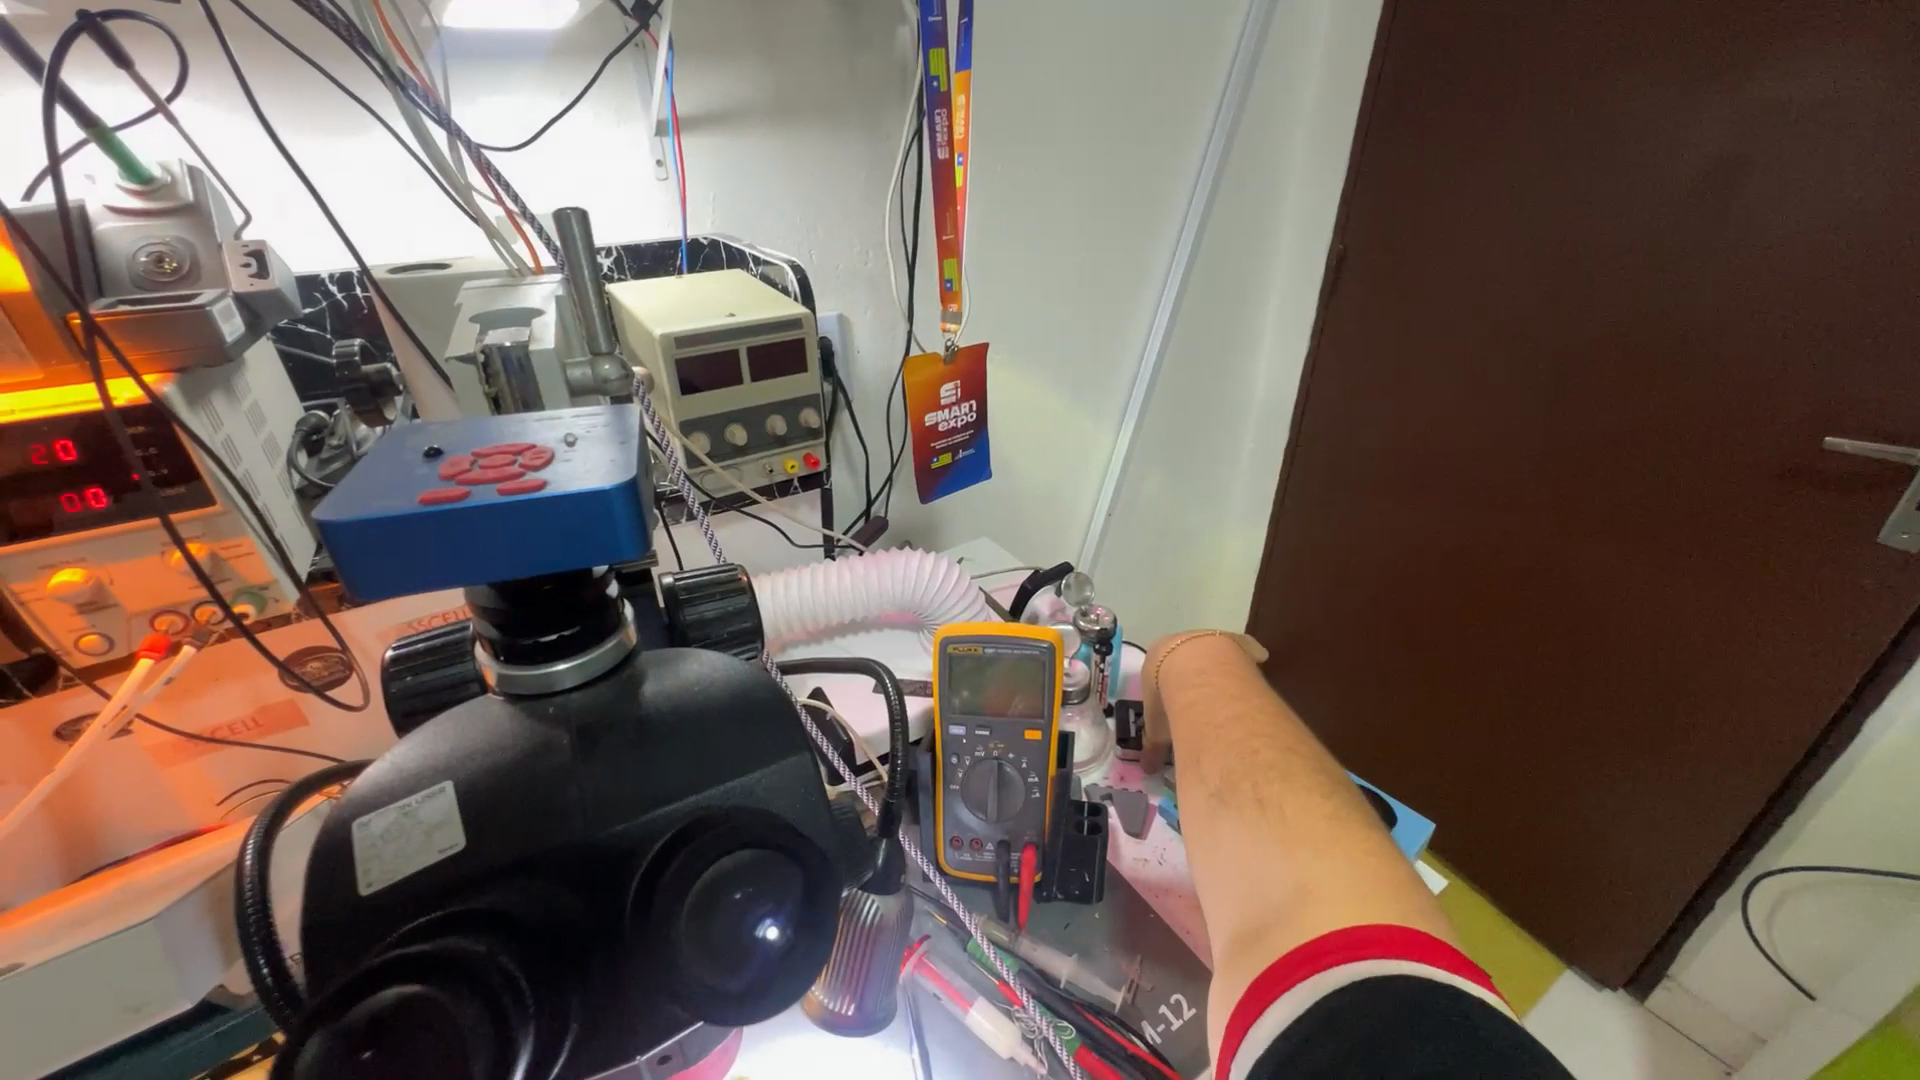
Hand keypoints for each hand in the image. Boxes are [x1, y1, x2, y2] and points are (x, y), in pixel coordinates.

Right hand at [1140, 630, 1268, 772]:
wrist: (1196, 672)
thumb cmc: (1168, 696)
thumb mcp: (1156, 726)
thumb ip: (1154, 745)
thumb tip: (1147, 768)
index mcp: (1157, 656)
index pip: (1159, 667)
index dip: (1167, 682)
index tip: (1173, 695)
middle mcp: (1182, 642)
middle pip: (1188, 657)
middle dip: (1195, 673)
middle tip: (1203, 693)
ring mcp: (1210, 639)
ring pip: (1216, 650)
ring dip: (1221, 666)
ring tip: (1229, 686)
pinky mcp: (1236, 641)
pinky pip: (1246, 646)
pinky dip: (1251, 653)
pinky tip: (1258, 661)